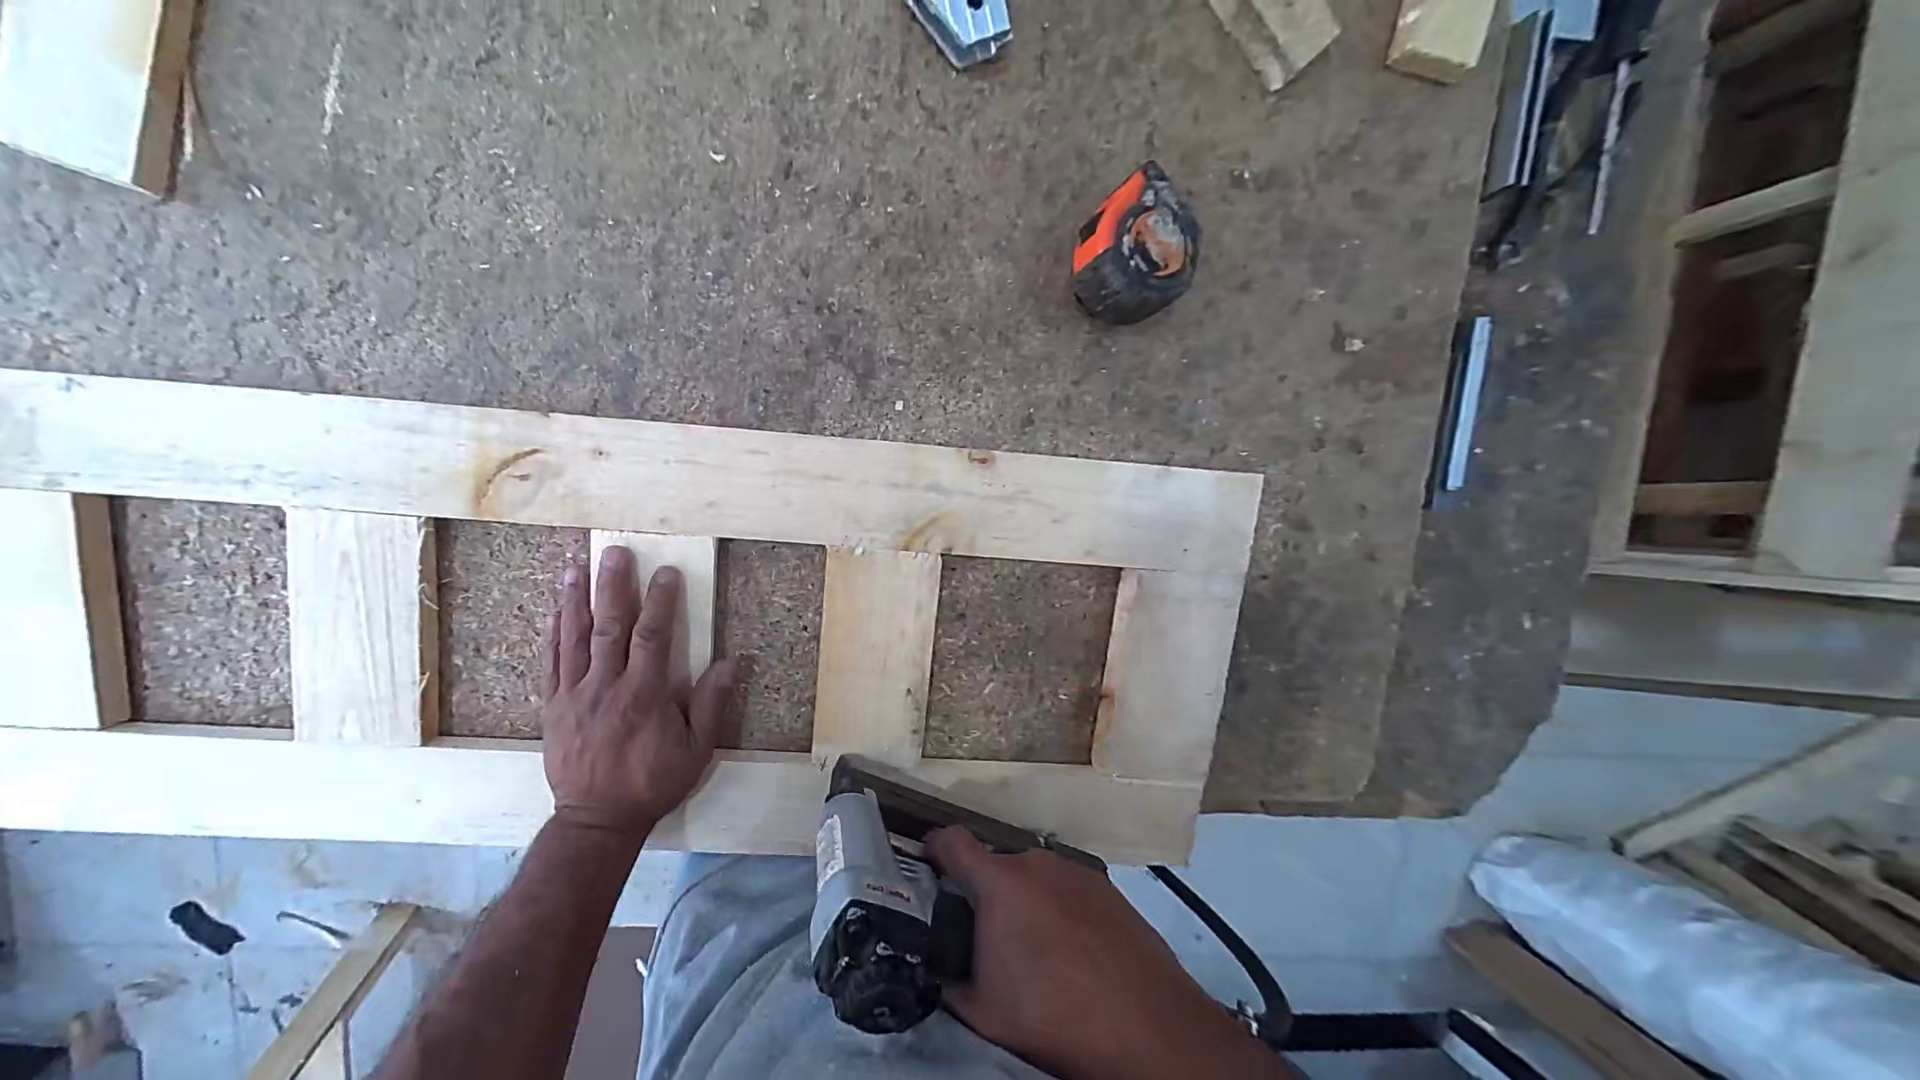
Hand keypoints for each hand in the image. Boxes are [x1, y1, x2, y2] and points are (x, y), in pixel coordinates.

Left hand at [542, 546, 742, 839]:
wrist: (597, 819)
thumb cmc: (653, 782)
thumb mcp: (696, 749)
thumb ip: (712, 703)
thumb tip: (735, 662)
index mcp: (644, 694)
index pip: (653, 636)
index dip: (661, 601)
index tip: (666, 573)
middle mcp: (606, 686)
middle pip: (609, 626)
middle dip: (613, 586)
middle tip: (614, 552)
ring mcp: (574, 694)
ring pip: (574, 637)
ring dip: (576, 599)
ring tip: (576, 566)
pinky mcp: (553, 705)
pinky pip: (552, 661)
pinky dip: (554, 631)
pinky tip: (557, 608)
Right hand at [926, 828, 1294, 1079]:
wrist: (1148, 1024)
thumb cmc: (1057, 1015)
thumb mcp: (983, 1012)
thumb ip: (948, 982)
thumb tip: (934, 973)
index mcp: (999, 883)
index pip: (951, 840)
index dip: (932, 848)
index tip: (926, 864)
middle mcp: (1036, 863)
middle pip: (994, 866)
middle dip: (984, 895)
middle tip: (987, 938)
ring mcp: (1075, 871)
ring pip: (1032, 878)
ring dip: (1024, 903)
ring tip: (1036, 951)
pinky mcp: (1106, 886)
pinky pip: (1066, 889)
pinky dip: (1058, 909)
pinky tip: (1072, 951)